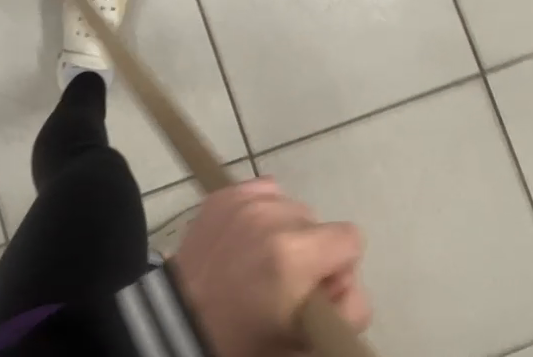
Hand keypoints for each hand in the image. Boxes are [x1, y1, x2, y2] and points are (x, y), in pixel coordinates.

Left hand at [171, 178, 369, 356]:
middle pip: (318, 223)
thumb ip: (349, 307)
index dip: (340, 268)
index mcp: (294, 254)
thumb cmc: (247, 339)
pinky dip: (263, 211)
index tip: (318, 291)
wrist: (182, 321)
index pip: (350, 238)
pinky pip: (264, 191)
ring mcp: (243, 201)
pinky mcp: (223, 195)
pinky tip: (249, 238)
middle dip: (311, 251)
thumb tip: (344, 277)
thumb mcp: (308, 340)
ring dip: (286, 230)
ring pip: (290, 206)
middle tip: (285, 282)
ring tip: (262, 261)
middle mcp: (270, 216)